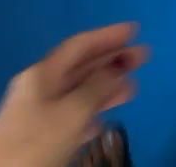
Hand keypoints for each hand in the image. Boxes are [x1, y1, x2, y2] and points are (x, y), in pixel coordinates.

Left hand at [0, 23, 147, 166]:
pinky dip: (88, 113)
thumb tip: (117, 65)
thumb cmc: (36, 145)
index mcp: (41, 74)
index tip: (135, 30)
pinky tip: (101, 122)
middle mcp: (36, 88)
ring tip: (132, 89)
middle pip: (79, 67)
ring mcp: (33, 114)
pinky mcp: (33, 140)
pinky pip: (68, 116)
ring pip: (76, 92)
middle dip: (111, 61)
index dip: (108, 35)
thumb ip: (97, 86)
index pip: (79, 45)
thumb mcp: (72, 112)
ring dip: (104, 88)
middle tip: (143, 57)